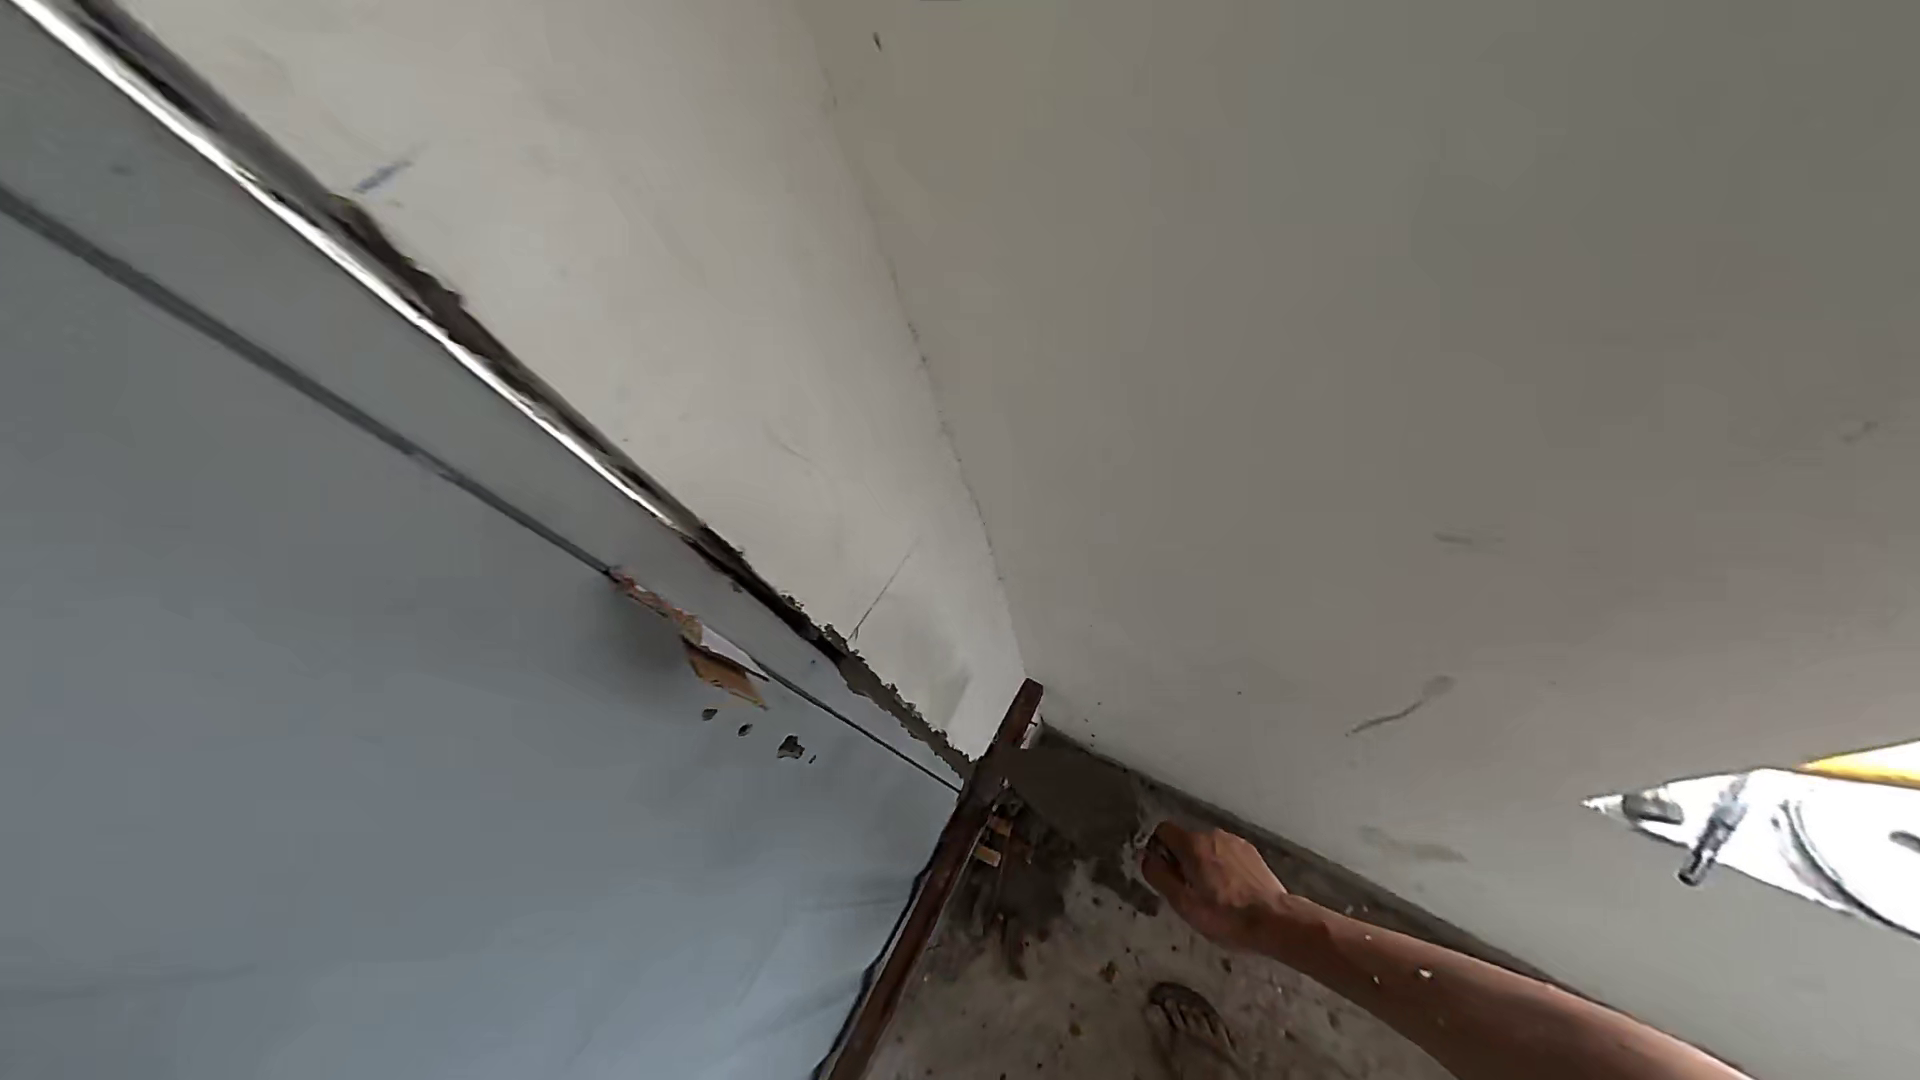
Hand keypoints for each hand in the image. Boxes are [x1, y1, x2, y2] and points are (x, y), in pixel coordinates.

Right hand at [1141, 822, 1291, 952]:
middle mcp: (1212, 834)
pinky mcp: (1251, 852)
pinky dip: (1223, 866)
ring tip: (1214, 894)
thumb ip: (1158, 876)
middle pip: (1185, 840)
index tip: (1167, 874)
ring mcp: (1234, 842)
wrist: (1276, 922)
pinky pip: (1226, 853)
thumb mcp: (1183, 904)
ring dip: (1204, 863)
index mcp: (1191, 843)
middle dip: (1182, 860)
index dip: (1159, 850)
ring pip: (1207, 847)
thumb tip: (1145, 858)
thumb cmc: (1225, 916)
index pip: (1163, 830)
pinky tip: (1233, 890)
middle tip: (1190, 891)